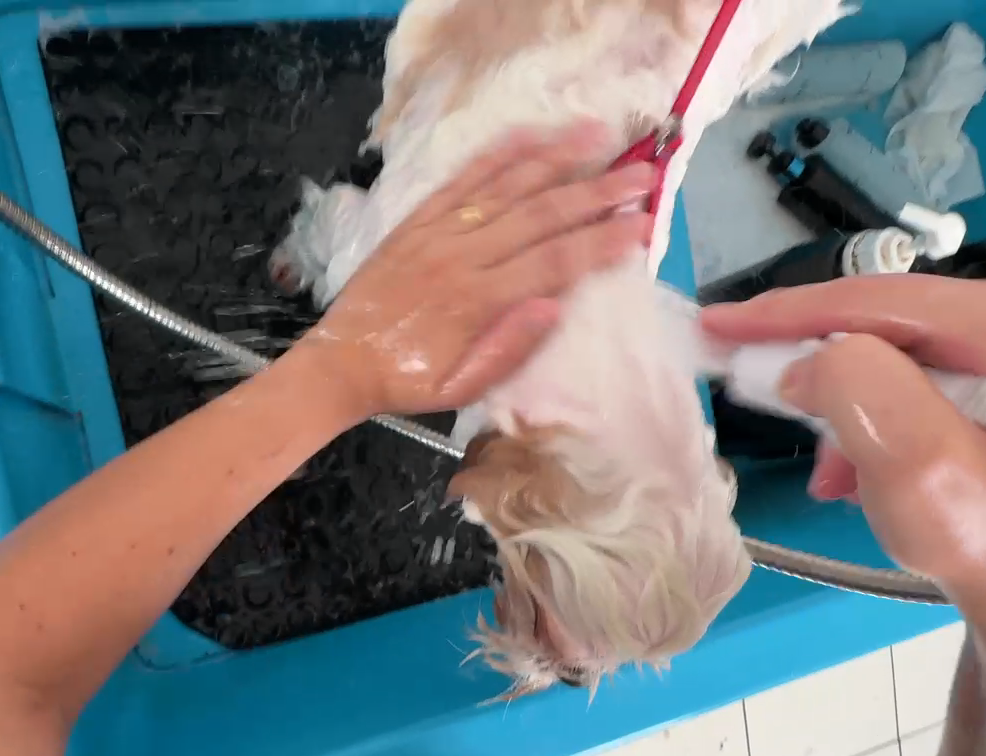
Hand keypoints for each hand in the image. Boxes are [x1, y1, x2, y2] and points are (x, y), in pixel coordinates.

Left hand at [295, 122, 657, 417]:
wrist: (341, 364)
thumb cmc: (405, 383)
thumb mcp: (458, 391)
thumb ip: (507, 352)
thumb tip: (554, 307)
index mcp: (478, 302)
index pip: (555, 261)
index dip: (603, 241)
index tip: (644, 225)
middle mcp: (462, 257)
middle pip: (541, 214)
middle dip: (597, 191)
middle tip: (644, 174)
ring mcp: (438, 234)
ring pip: (505, 186)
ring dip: (556, 158)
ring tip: (600, 135)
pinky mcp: (416, 223)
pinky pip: (460, 180)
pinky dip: (496, 155)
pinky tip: (529, 136)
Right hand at [702, 276, 985, 628]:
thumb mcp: (917, 469)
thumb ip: (859, 393)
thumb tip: (803, 362)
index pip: (882, 299)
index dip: (788, 312)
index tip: (716, 325)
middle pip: (885, 321)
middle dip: (815, 365)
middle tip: (749, 387)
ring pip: (888, 348)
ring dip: (840, 401)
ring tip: (829, 464)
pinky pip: (906, 371)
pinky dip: (865, 411)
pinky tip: (858, 460)